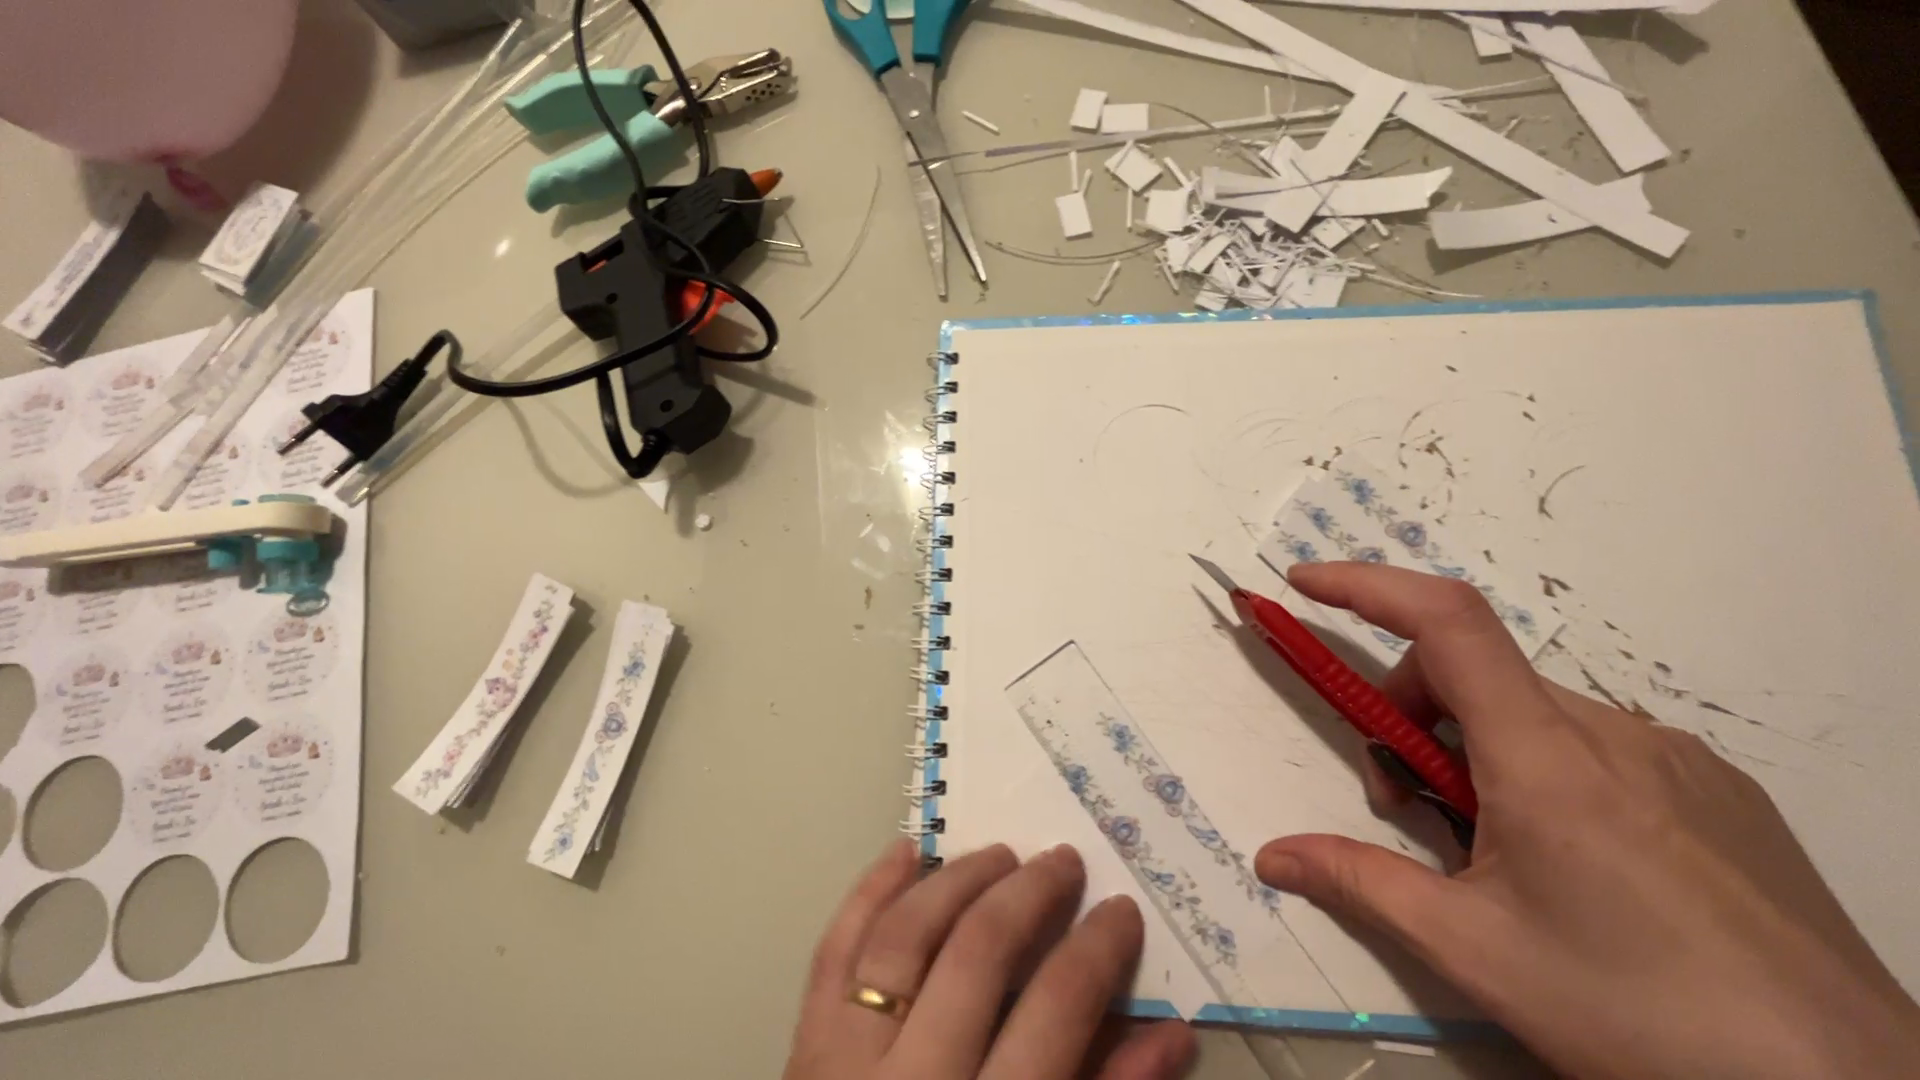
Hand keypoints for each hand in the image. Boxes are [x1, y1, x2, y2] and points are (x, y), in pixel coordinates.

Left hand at [783, 840, 1196, 1079]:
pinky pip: (835, 947)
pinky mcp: (803, 1041)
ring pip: (903, 936)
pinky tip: (906, 850)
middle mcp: (913, 1078)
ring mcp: (845, 1055)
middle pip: (976, 956)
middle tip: (1064, 860)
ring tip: (1001, 852)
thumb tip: (1170, 1032)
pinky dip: (870, 890)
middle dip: (1029, 895)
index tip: (1121, 910)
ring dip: (957, 880)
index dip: (1096, 952)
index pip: (1054, 1013)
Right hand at [1258, 562, 1919, 1079]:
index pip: (1446, 623)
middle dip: (1411, 721)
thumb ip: (1360, 883)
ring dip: (1476, 756)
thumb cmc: (1638, 1014)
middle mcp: (1614, 733)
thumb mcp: (1473, 951)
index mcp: (1547, 758)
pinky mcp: (1719, 791)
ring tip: (1493, 856)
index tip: (1304, 582)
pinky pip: (1597, 748)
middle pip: (1475, 677)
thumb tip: (1272, 856)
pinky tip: (1573, 865)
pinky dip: (1541, 773)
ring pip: (1533, 717)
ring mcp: (1676, 758)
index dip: (1366, 586)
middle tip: (1408, 813)